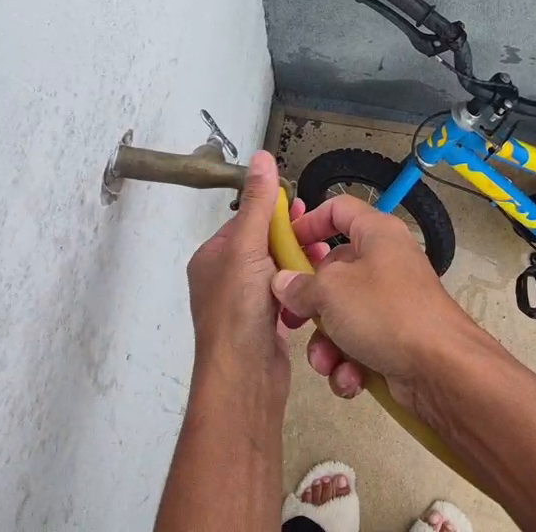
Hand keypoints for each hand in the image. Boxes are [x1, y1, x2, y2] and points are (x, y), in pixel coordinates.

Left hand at [184, 151, 297, 395]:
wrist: (244, 379)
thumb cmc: (239, 309)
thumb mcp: (247, 247)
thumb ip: (258, 204)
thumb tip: (261, 157)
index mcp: (212, 257)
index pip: (247, 221)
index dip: (275, 212)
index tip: (305, 208)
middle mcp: (223, 279)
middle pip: (264, 246)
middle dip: (292, 240)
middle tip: (320, 238)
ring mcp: (243, 305)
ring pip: (278, 272)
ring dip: (299, 266)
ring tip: (323, 265)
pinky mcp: (262, 326)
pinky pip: (285, 297)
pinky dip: (299, 293)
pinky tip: (316, 293)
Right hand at [271, 194, 482, 402]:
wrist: (441, 369)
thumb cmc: (385, 312)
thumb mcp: (332, 291)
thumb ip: (301, 285)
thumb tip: (283, 283)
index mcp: (377, 233)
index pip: (338, 210)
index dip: (309, 222)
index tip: (285, 246)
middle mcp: (386, 262)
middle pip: (334, 272)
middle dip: (311, 304)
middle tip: (293, 320)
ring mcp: (392, 303)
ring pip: (342, 316)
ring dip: (327, 344)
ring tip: (328, 361)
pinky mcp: (395, 339)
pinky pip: (359, 345)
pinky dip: (349, 363)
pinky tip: (351, 378)